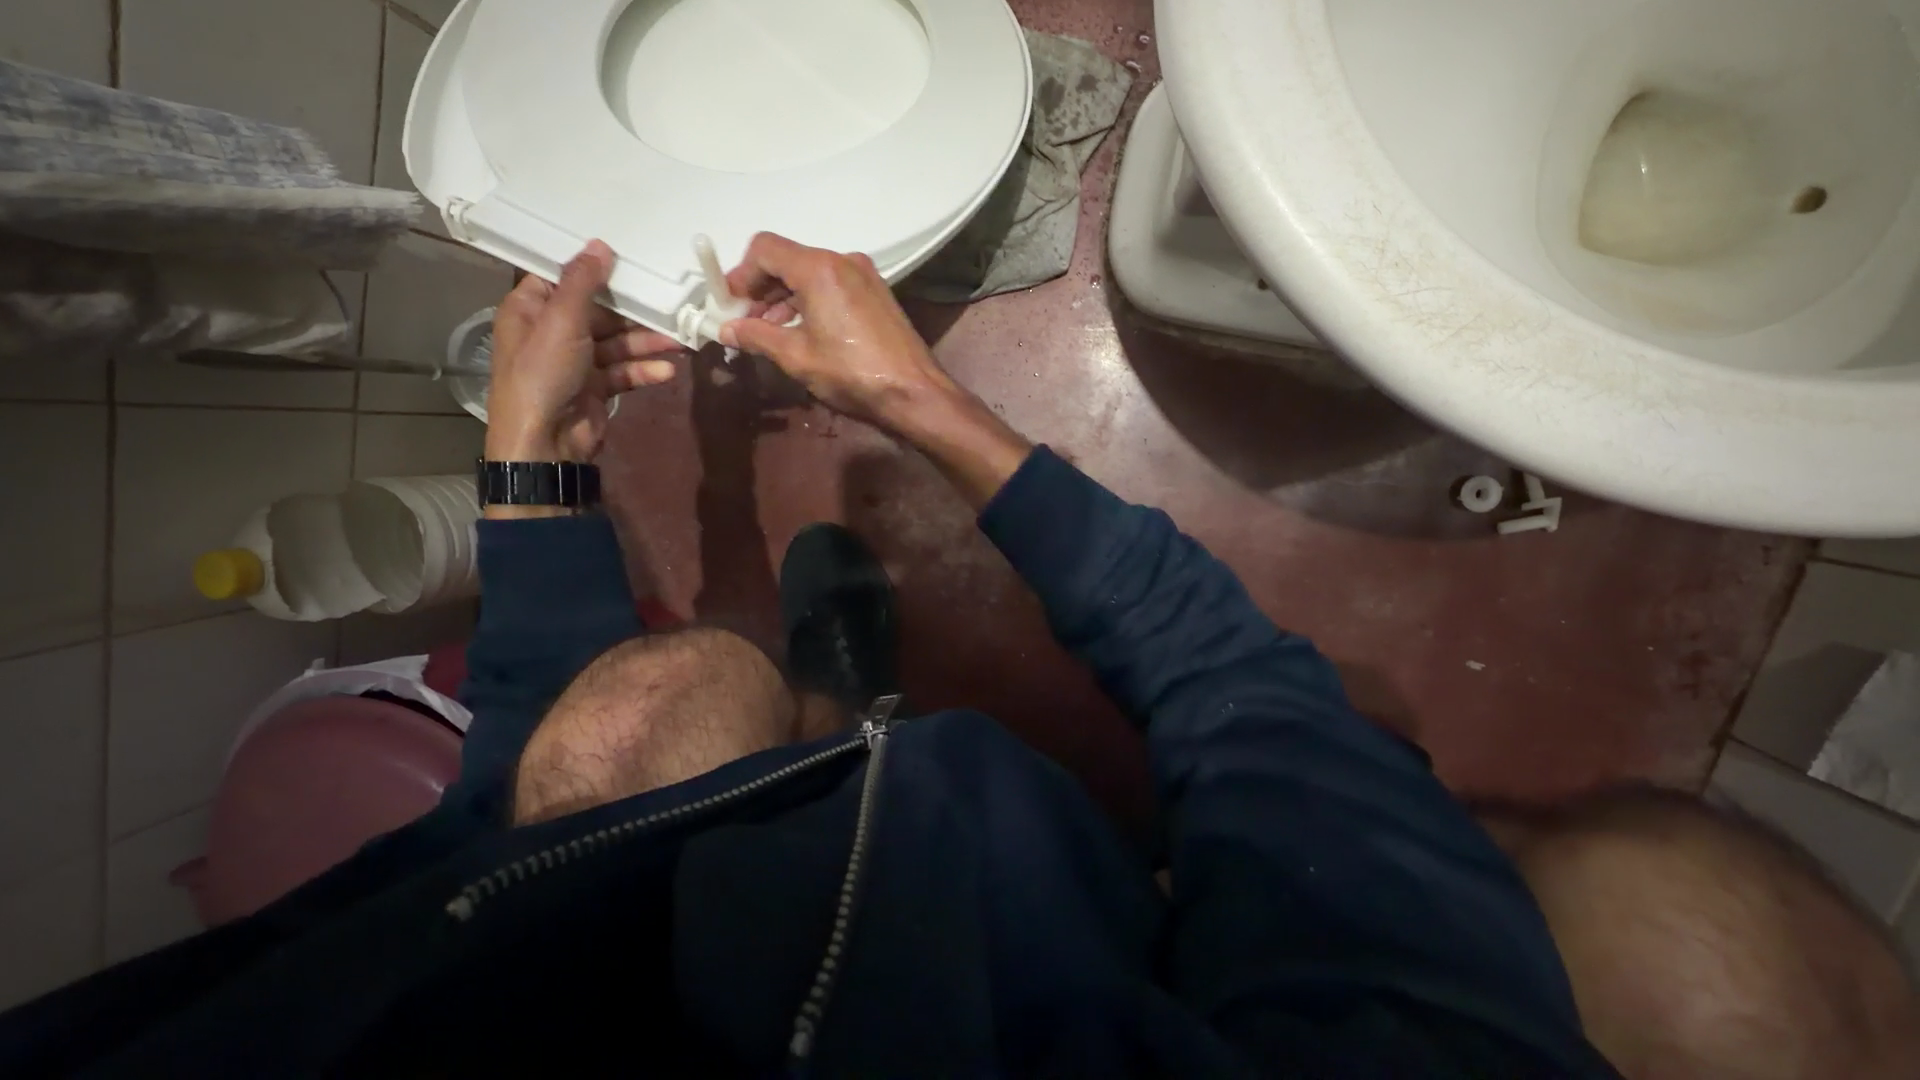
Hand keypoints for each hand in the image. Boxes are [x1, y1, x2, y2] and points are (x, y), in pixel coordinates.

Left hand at [485, 240, 684, 462]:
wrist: (544, 442)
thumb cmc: (543, 374)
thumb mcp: (561, 321)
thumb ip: (582, 282)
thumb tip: (600, 244)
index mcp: (531, 309)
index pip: (564, 279)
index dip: (595, 269)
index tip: (631, 257)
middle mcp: (552, 332)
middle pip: (600, 312)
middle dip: (634, 312)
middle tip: (669, 302)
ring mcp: (576, 362)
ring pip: (617, 343)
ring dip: (646, 343)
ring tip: (679, 342)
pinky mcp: (596, 388)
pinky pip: (624, 372)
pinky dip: (644, 371)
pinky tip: (667, 370)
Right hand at [717, 233, 961, 434]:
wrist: (914, 392)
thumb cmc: (853, 374)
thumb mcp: (797, 357)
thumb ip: (757, 336)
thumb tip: (727, 329)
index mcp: (819, 269)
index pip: (765, 249)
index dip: (740, 274)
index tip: (729, 304)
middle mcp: (842, 261)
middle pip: (787, 260)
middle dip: (760, 288)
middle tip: (744, 321)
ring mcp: (864, 275)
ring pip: (809, 274)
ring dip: (783, 297)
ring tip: (769, 332)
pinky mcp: (876, 293)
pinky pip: (831, 285)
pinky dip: (809, 301)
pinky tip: (800, 331)